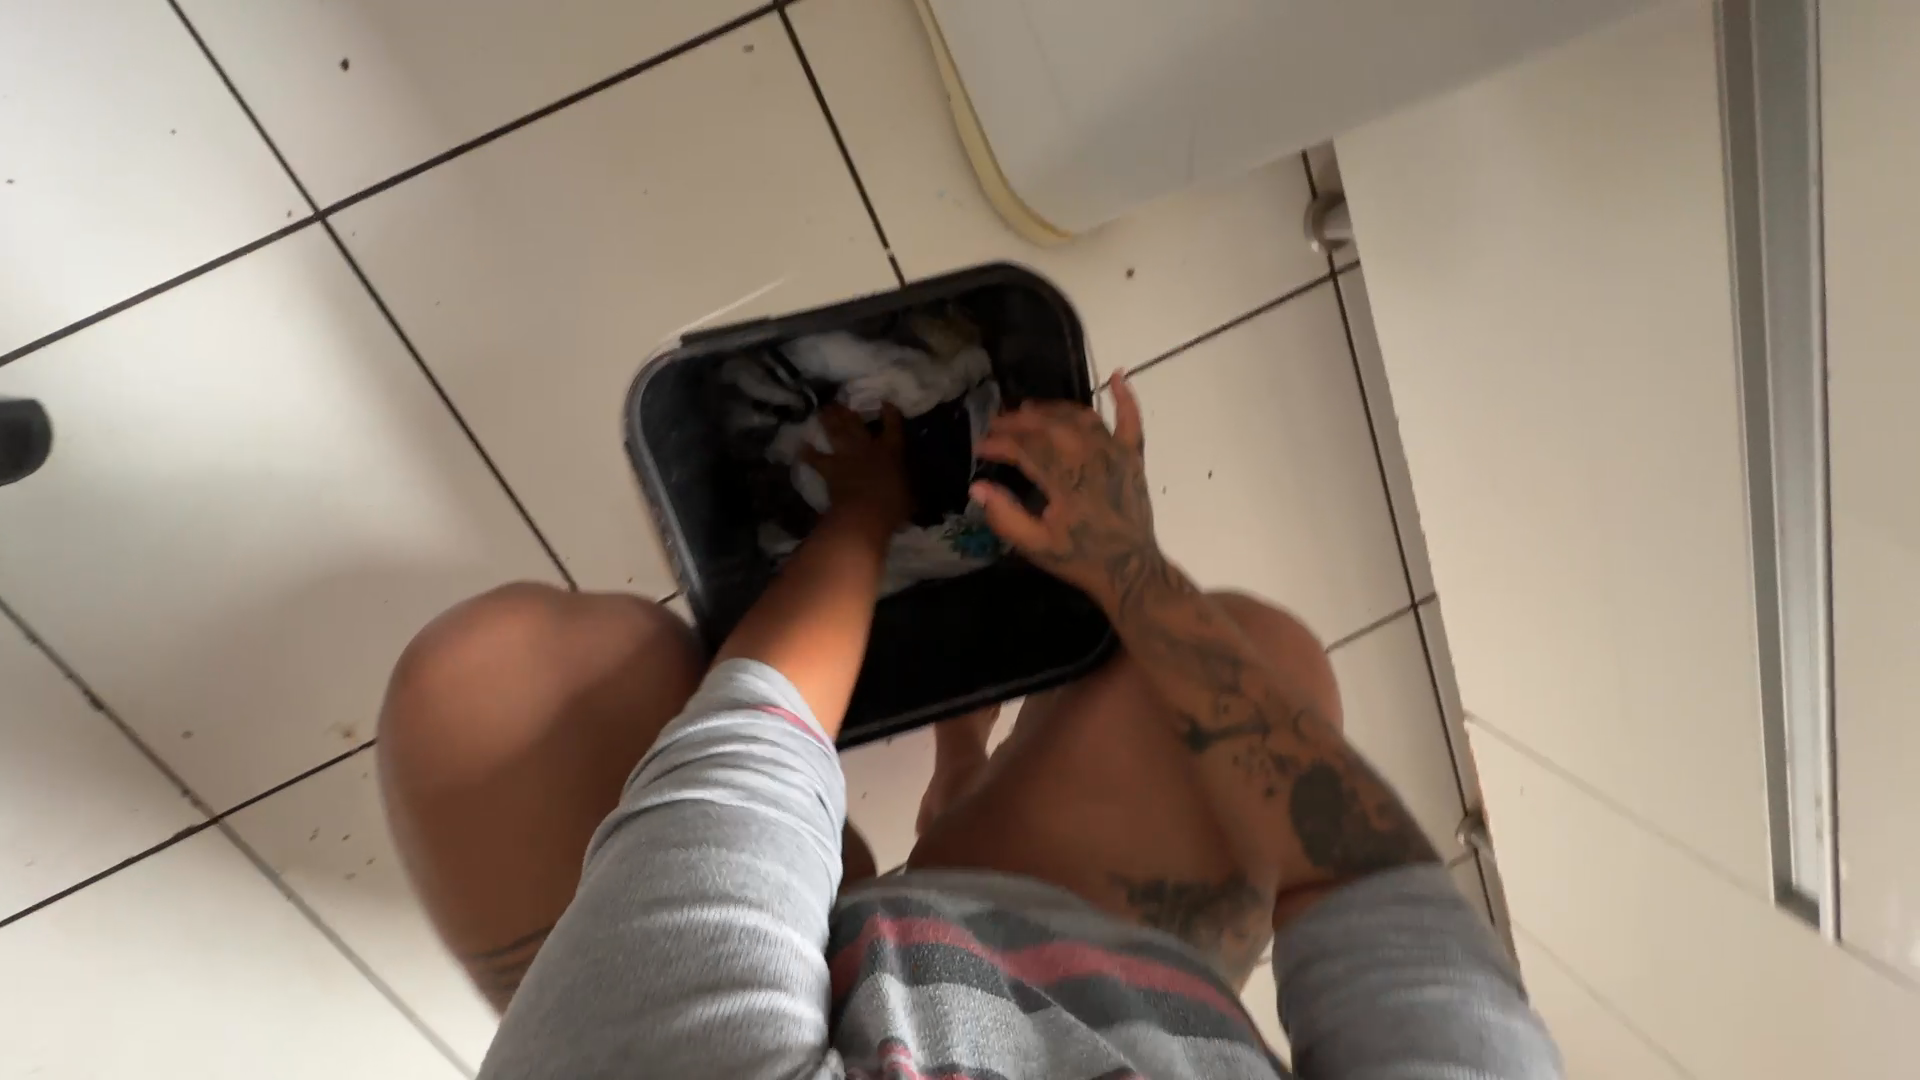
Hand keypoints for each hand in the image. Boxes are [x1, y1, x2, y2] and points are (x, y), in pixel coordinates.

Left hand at [802, 403, 910, 536]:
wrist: (865, 514)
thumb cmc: (894, 505)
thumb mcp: (910, 495)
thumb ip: (908, 488)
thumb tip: (913, 495)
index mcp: (891, 450)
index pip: (893, 425)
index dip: (890, 413)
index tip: (885, 403)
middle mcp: (867, 447)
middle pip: (855, 423)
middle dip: (847, 411)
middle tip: (838, 402)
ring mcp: (846, 456)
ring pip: (835, 433)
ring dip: (828, 421)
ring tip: (822, 411)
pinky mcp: (830, 469)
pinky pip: (816, 459)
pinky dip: (808, 454)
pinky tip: (802, 448)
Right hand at [969, 369, 1156, 605]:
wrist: (1130, 570)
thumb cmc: (1080, 558)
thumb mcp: (1035, 546)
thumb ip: (1005, 517)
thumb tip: (977, 487)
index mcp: (1065, 480)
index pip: (1024, 448)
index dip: (998, 444)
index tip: (980, 447)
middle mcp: (1091, 457)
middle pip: (1049, 425)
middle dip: (1018, 422)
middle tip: (996, 424)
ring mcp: (1116, 453)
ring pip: (1080, 416)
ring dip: (1052, 409)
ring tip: (1029, 411)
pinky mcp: (1133, 457)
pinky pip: (1131, 420)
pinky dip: (1125, 397)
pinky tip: (1118, 375)